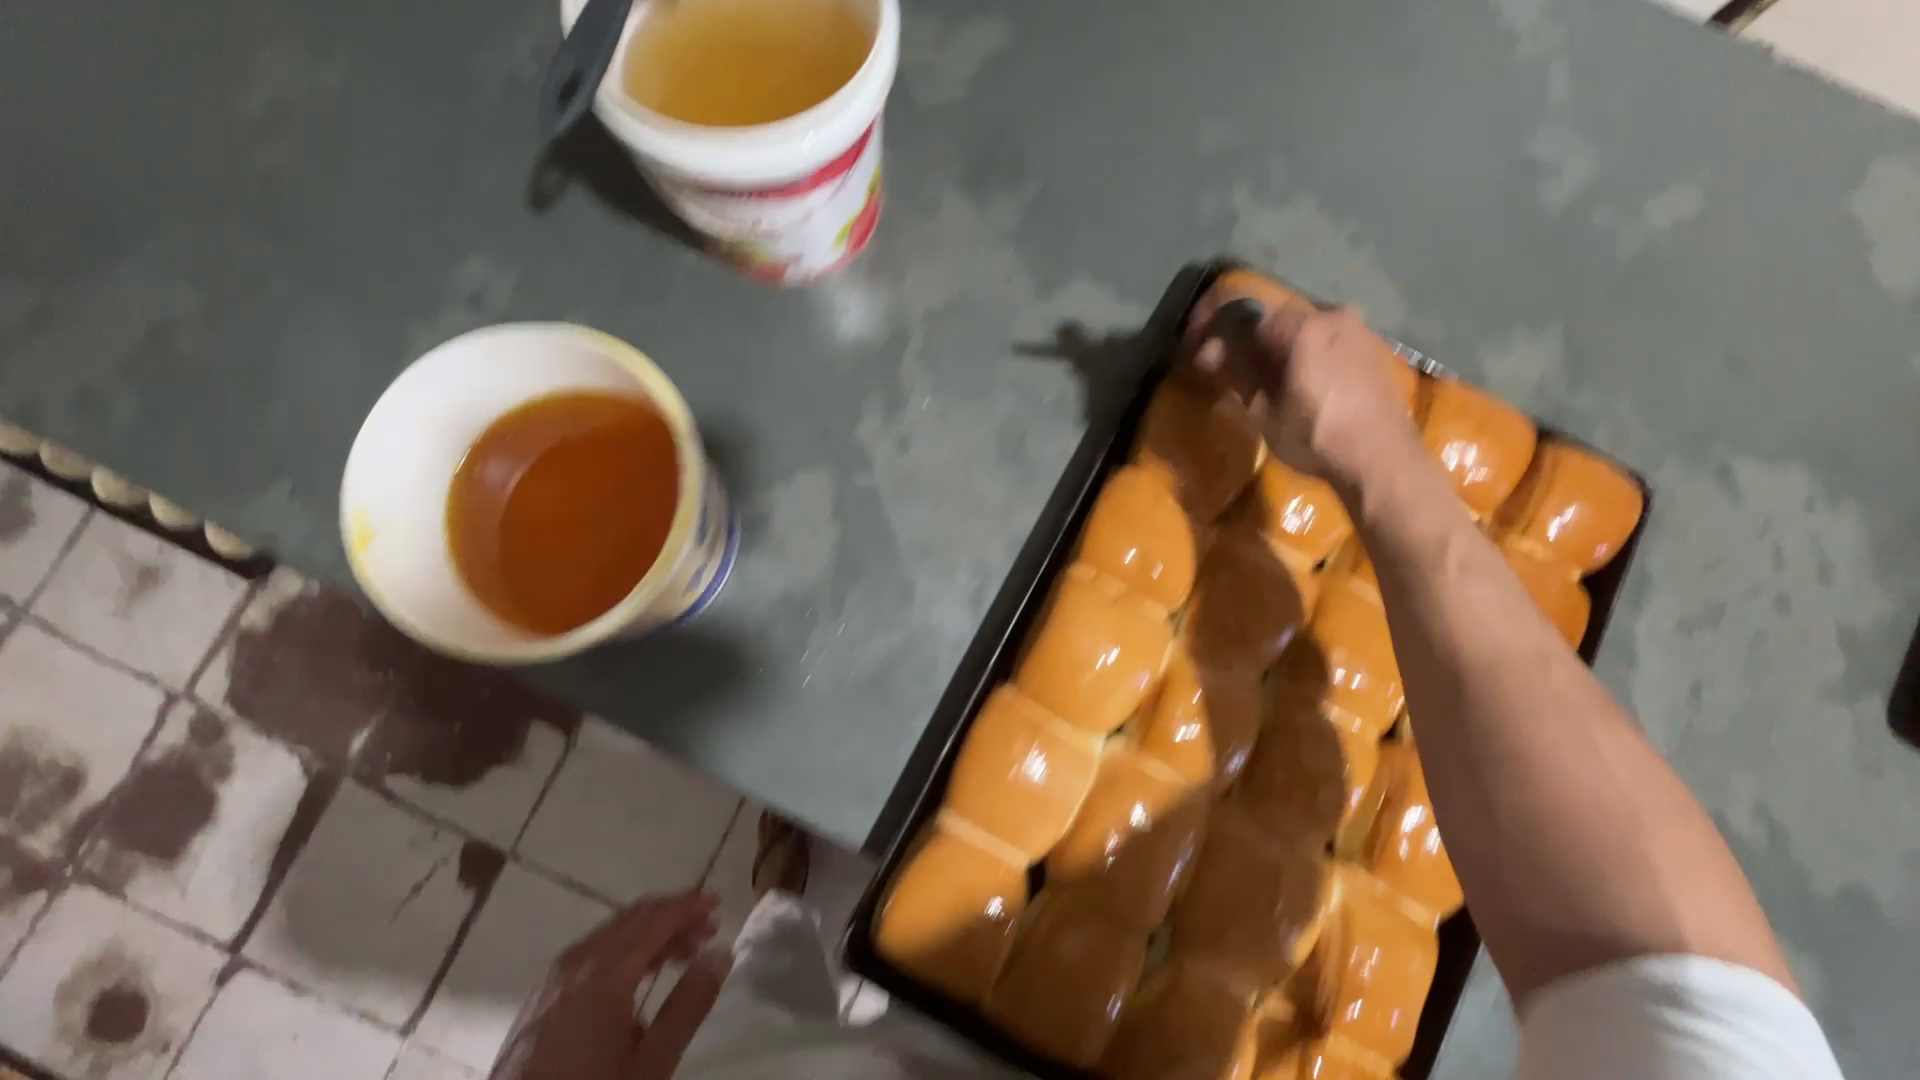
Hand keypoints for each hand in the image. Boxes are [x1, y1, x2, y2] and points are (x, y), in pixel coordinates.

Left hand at [490, 890, 725, 1079]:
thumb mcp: (652, 1063)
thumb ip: (689, 1004)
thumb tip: (721, 953)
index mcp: (604, 974)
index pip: (655, 920)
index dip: (689, 906)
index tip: (719, 905)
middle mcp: (576, 963)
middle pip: (632, 919)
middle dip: (672, 917)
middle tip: (708, 931)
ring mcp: (553, 978)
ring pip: (610, 933)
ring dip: (649, 933)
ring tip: (681, 954)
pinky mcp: (540, 997)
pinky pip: (590, 952)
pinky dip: (622, 948)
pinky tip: (636, 975)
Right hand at [1189, 294, 1420, 494]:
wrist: (1383, 460)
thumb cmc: (1318, 438)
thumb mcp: (1265, 413)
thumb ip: (1238, 373)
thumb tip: (1211, 353)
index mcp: (1303, 325)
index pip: (1244, 306)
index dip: (1212, 322)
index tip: (1194, 342)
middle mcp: (1332, 315)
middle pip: (1272, 315)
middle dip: (1241, 336)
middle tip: (1219, 365)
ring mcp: (1357, 330)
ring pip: (1299, 327)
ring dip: (1270, 346)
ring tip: (1254, 377)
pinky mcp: (1370, 350)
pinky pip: (1322, 340)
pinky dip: (1298, 352)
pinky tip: (1289, 380)